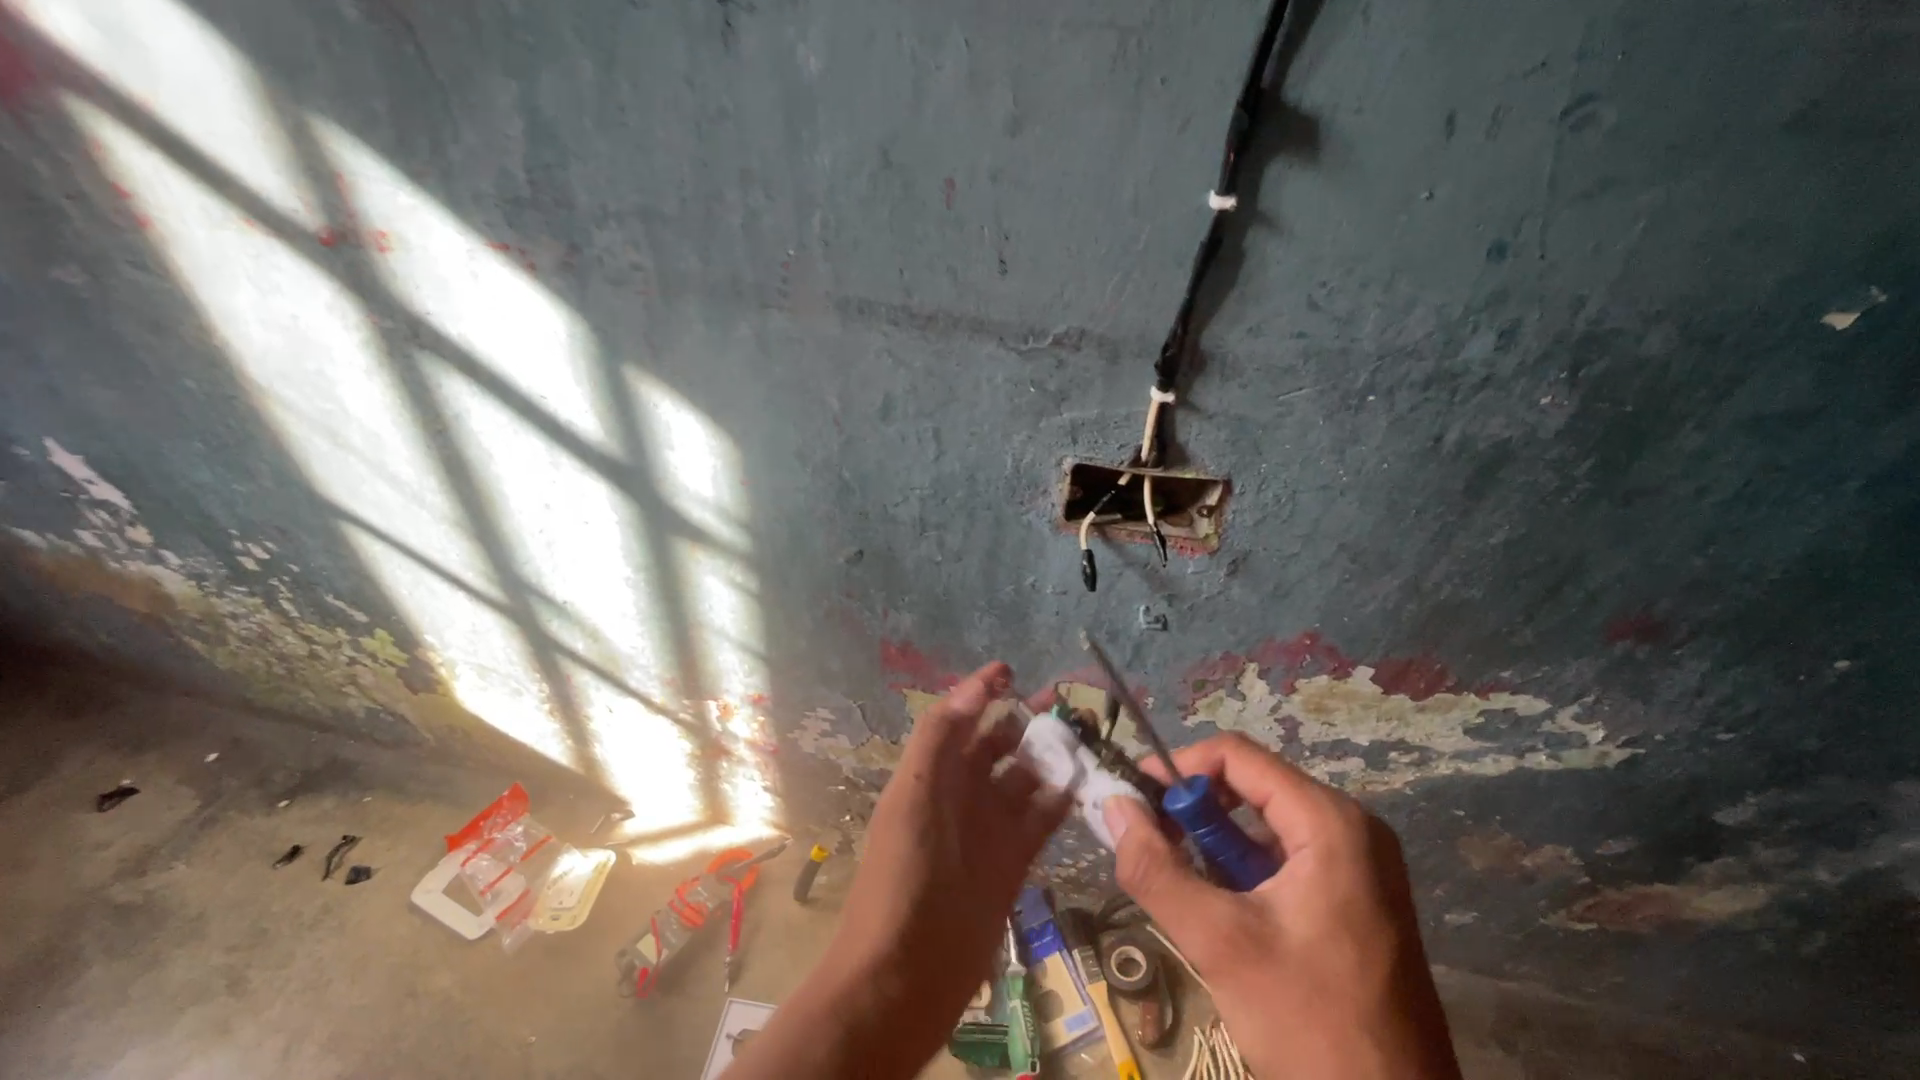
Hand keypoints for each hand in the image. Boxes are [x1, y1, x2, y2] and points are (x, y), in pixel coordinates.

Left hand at [726, 662, 1068, 1079]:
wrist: (904, 972)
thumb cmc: (901, 876)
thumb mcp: (913, 795)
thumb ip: (942, 736)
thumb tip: (978, 684)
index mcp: (930, 775)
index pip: (959, 719)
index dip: (982, 692)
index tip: (1013, 669)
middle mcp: (959, 796)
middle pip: (996, 746)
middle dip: (1026, 721)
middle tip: (1069, 705)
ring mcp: (987, 830)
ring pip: (1024, 780)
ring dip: (1050, 759)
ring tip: (1087, 737)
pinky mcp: (1012, 863)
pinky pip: (1040, 820)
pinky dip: (1060, 799)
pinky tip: (1085, 782)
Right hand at [1104, 733, 1460, 1079]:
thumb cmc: (1310, 1021)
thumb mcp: (1219, 943)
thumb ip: (1156, 870)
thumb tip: (1112, 807)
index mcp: (1329, 821)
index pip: (1236, 756)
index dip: (1176, 768)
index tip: (1132, 801)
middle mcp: (1349, 827)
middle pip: (1250, 788)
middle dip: (1191, 812)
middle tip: (1147, 849)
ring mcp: (1357, 865)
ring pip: (1263, 827)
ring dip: (1212, 847)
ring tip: (1179, 890)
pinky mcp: (1354, 898)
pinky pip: (1284, 859)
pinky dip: (1241, 873)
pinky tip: (1220, 915)